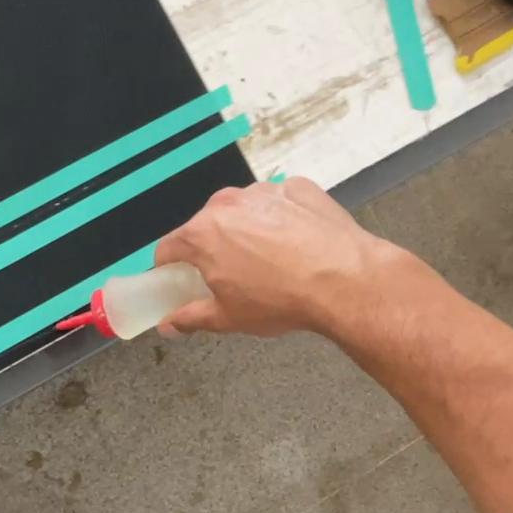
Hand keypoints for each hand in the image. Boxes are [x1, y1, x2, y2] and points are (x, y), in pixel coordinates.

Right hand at [153, 177, 410, 338]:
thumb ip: (189, 318)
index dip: (168, 269)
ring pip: (239, 212)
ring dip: (242, 231)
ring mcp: (264, 191)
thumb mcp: (226, 318)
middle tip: (227, 276)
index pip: (166, 249)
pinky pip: (275, 203)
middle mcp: (227, 204)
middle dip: (209, 249)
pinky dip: (276, 219)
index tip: (179, 282)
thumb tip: (169, 325)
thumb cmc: (280, 299)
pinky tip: (291, 244)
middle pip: (203, 226)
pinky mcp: (297, 187)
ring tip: (265, 260)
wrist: (345, 280)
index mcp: (201, 235)